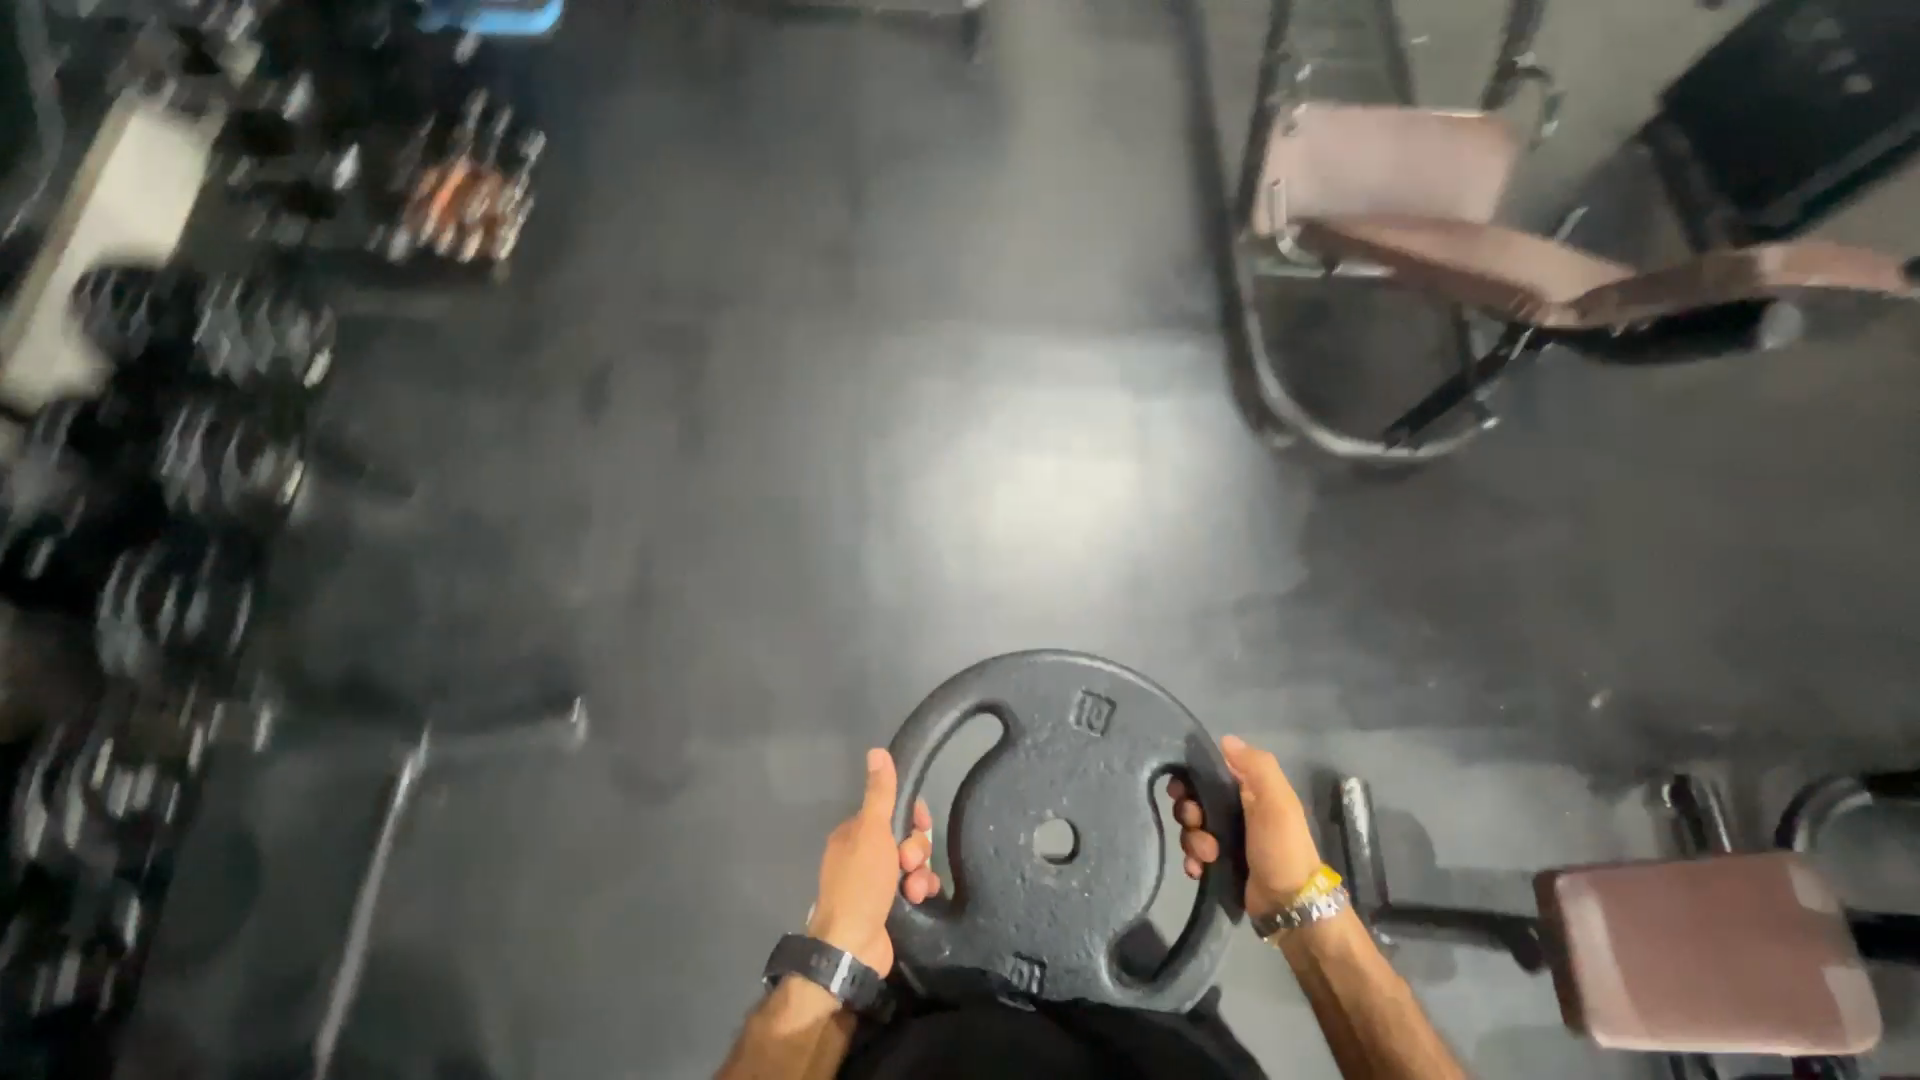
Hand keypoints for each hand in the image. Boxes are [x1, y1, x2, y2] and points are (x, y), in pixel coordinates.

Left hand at [806, 749, 940, 977]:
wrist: (852, 946)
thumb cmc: (861, 884)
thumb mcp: (872, 832)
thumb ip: (880, 794)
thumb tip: (877, 751)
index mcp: (854, 834)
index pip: (892, 810)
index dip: (912, 815)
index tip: (922, 824)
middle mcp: (863, 855)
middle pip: (905, 837)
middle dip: (915, 848)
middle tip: (909, 863)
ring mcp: (875, 883)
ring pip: (913, 864)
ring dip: (920, 872)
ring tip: (914, 889)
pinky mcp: (889, 907)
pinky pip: (914, 887)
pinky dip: (920, 890)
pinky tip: (919, 899)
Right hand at [1168, 735, 1322, 918]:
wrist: (1291, 906)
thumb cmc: (1281, 847)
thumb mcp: (1277, 802)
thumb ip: (1256, 766)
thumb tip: (1225, 739)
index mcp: (1251, 791)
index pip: (1210, 773)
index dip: (1190, 778)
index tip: (1181, 790)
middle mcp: (1238, 811)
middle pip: (1195, 801)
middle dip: (1189, 814)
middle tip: (1197, 824)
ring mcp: (1229, 838)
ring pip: (1192, 829)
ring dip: (1192, 841)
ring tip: (1208, 856)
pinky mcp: (1221, 863)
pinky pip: (1194, 854)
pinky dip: (1192, 861)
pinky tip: (1199, 870)